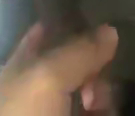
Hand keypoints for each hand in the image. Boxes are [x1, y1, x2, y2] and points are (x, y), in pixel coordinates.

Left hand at [0, 21, 118, 115]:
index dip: (71, 27)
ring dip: (105, 97)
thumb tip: (111, 30)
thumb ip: (79, 50)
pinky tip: (108, 113)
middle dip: (94, 71)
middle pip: (78, 68)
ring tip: (101, 107)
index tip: (97, 26)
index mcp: (23, 68)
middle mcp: (43, 92)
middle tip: (94, 89)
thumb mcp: (48, 76)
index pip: (47, 35)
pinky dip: (107, 113)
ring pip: (94, 98)